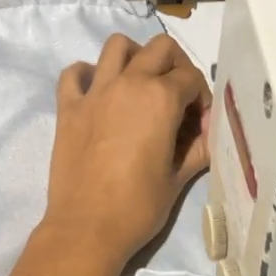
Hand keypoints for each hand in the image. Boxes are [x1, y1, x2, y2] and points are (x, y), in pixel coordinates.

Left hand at [44, 33, 210, 262]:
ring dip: (135, 57)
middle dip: (176, 67)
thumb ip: (196, 150)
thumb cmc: (138, 209)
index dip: (202, 99)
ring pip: (117, 46)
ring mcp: (95, 92)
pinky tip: (98, 92)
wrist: (88, 229)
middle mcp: (128, 83)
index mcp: (160, 100)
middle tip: (178, 97)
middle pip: (160, 49)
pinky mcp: (68, 108)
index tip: (200, 124)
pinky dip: (88, 74)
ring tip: (140, 83)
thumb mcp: (177, 181)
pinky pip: (75, 72)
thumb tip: (207, 135)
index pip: (192, 78)